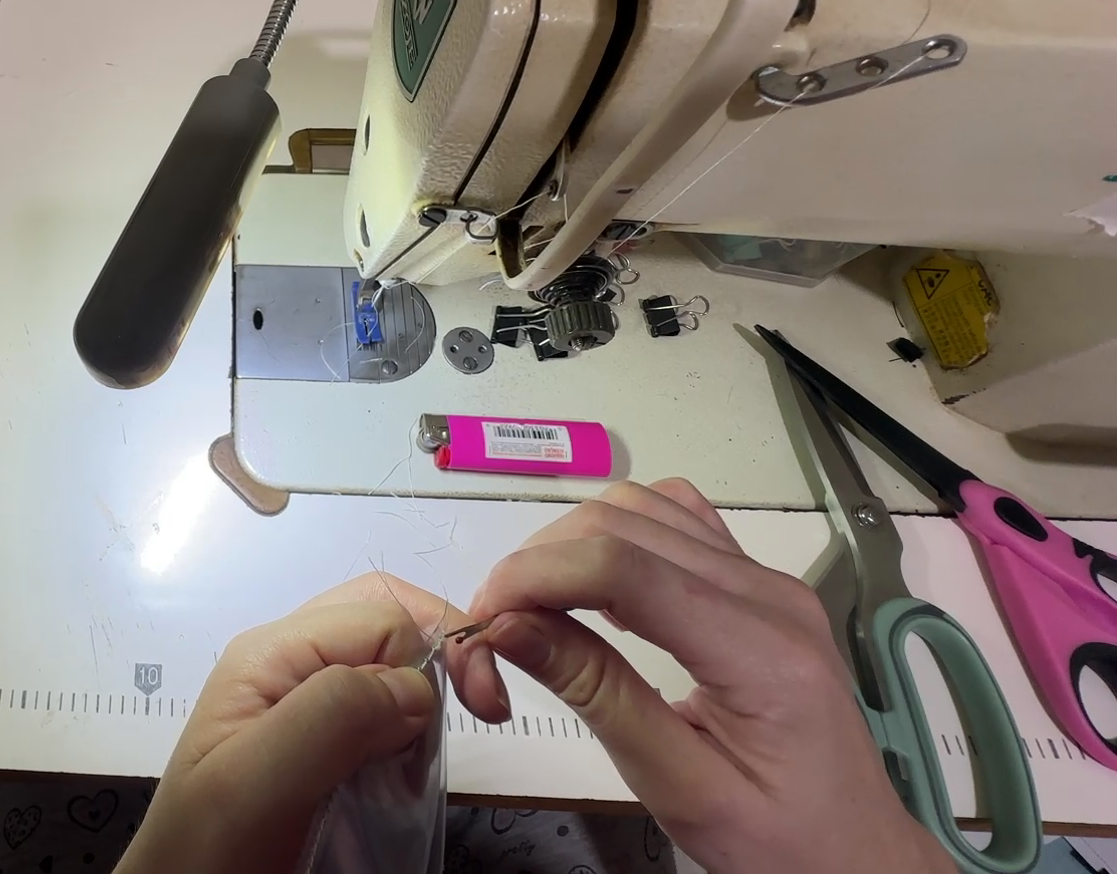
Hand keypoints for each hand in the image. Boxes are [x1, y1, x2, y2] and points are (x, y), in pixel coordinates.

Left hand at [115, 573, 465, 873]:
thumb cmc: (211, 845)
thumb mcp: (258, 780)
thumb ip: (331, 717)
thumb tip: (417, 684)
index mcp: (271, 652)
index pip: (378, 616)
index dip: (437, 650)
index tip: (485, 712)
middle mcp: (287, 659)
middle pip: (382, 619)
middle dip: (440, 652)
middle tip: (484, 713)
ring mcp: (299, 695)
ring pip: (385, 660)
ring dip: (425, 696)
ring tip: (427, 756)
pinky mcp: (314, 733)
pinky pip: (376, 705)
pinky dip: (409, 726)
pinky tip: (406, 766)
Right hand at [449, 479, 953, 873]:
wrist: (862, 861)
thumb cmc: (780, 846)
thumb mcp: (680, 790)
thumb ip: (593, 693)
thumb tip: (502, 625)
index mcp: (763, 652)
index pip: (620, 566)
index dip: (532, 577)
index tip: (483, 622)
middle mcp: (767, 591)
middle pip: (615, 523)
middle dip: (535, 564)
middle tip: (500, 628)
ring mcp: (761, 575)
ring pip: (631, 505)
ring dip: (565, 546)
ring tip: (542, 608)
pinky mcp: (749, 576)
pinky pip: (664, 513)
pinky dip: (609, 532)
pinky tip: (598, 582)